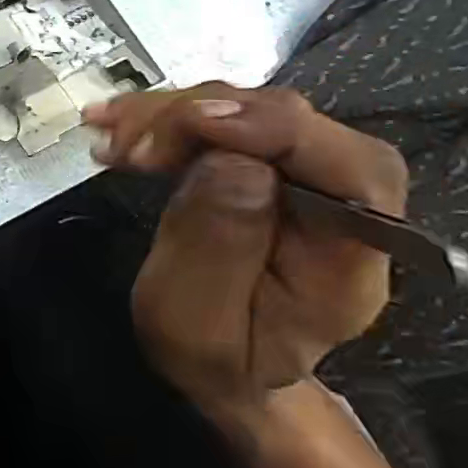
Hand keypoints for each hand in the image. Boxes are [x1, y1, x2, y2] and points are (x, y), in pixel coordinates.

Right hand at [84, 84, 403, 426]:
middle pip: (290, 121)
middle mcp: (342, 199)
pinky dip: (169, 116)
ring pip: (247, 106)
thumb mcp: (199, 330)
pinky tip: (120, 125)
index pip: (355, 170)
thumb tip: (230, 159)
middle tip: (129, 145)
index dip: (281, 131)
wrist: (225, 358)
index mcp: (350, 257)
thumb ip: (217, 253)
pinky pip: (223, 114)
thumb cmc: (218, 360)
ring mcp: (304, 168)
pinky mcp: (266, 152)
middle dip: (200, 119)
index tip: (195, 124)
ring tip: (111, 139)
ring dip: (172, 114)